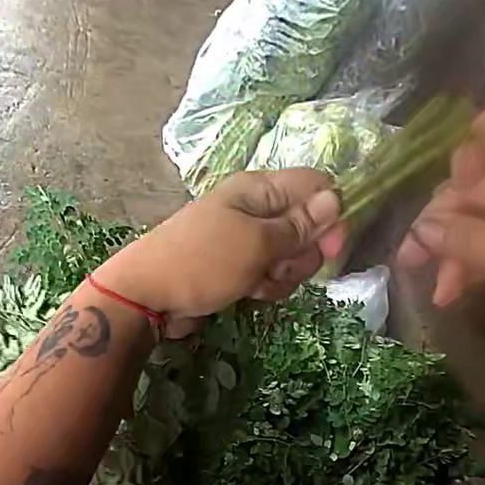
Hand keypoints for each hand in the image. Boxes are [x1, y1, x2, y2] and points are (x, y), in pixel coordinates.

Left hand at [94, 169, 342, 337]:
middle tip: (279, 268)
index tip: (332, 247)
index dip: (331, 215)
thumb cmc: (202, 262)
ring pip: (292, 255)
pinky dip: (268, 285)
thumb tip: (336, 198)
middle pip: (308, 226)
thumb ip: (299, 226)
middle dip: (304, 254)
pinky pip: (272, 273)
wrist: (148, 296)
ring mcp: (248, 239)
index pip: (315, 187)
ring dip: (285, 274)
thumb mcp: (256, 243)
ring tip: (258, 282)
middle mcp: (257, 210)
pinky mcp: (241, 266)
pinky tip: (250, 293)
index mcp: (260, 190)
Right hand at [396, 99, 484, 328]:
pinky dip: (472, 263)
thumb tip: (417, 232)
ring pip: (477, 216)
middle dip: (442, 221)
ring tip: (437, 291)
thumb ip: (471, 243)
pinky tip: (452, 292)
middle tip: (413, 260)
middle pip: (474, 180)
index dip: (469, 138)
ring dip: (453, 251)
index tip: (445, 180)